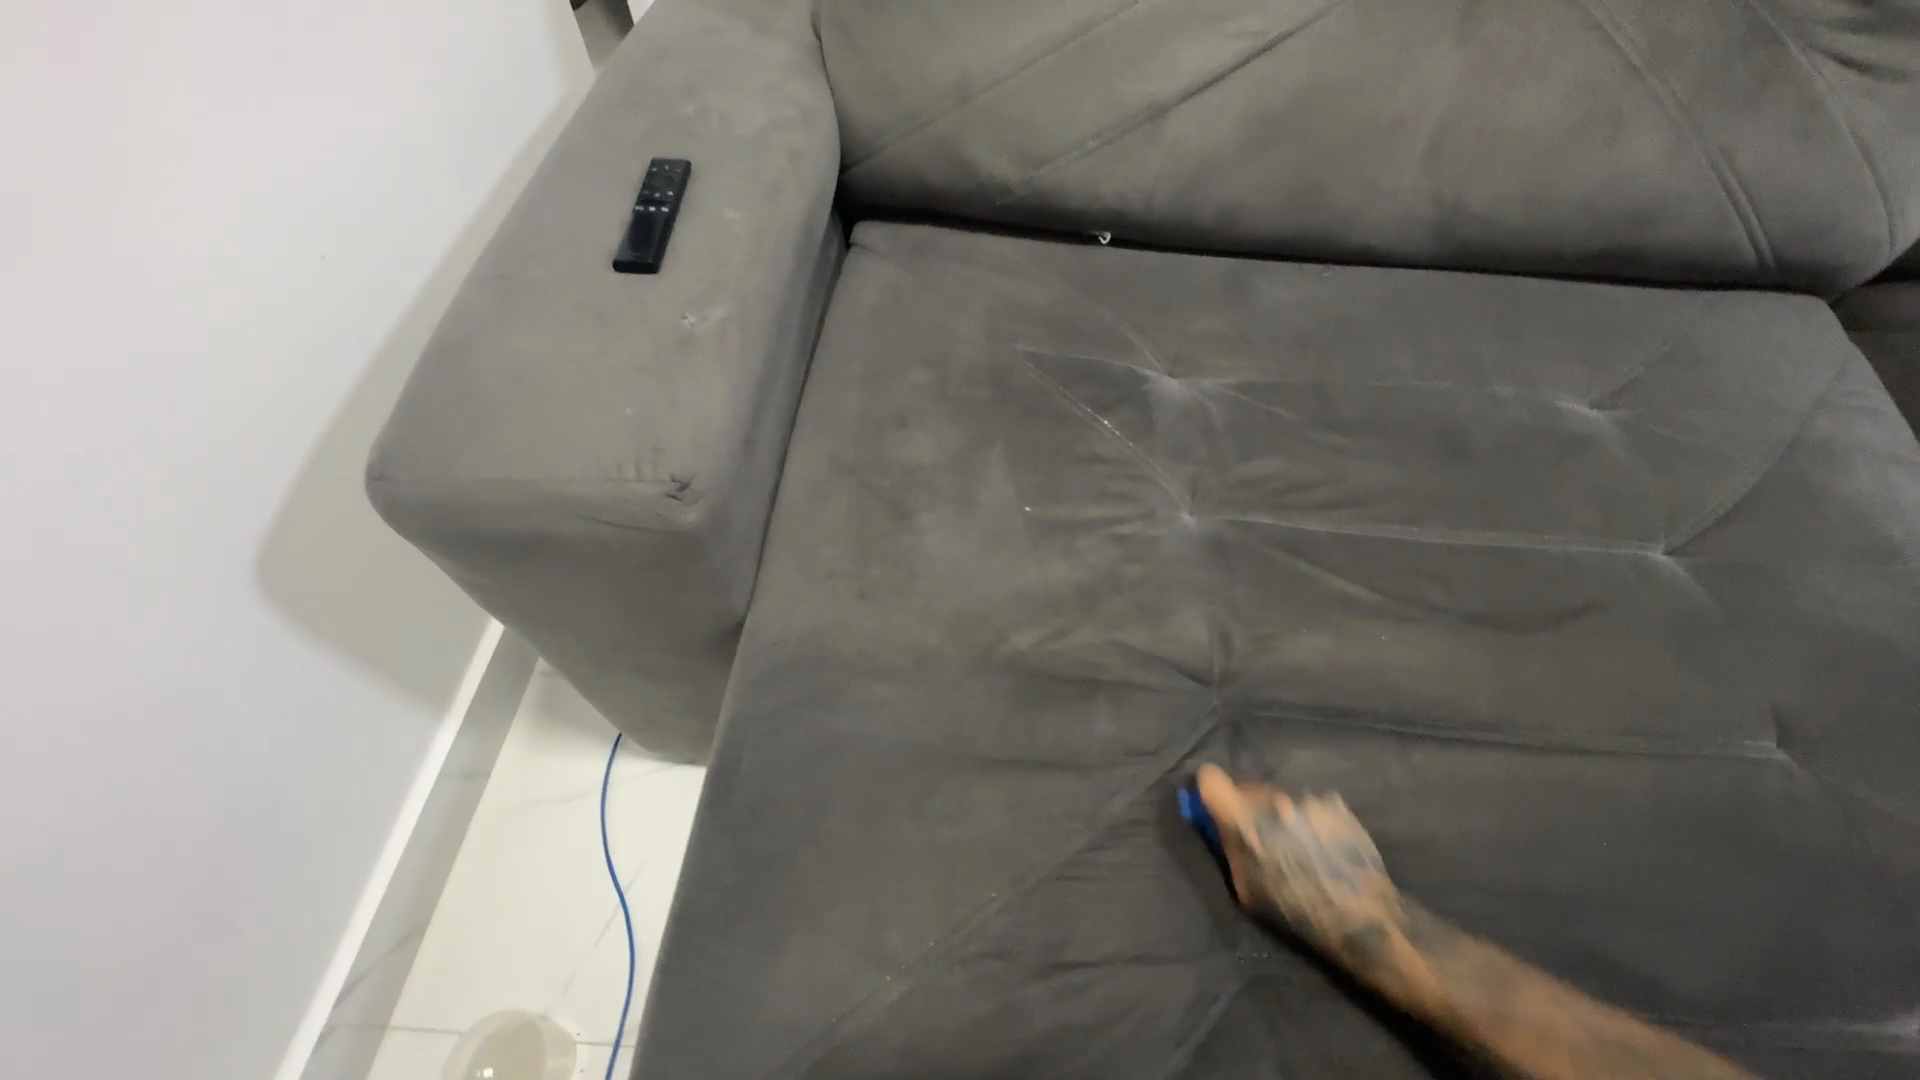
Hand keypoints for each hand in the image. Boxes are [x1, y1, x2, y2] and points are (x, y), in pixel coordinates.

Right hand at [1195, 764, 1405, 967]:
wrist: (1363, 920)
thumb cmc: (1294, 911)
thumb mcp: (1245, 888)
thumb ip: (1230, 848)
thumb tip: (1220, 825)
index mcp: (1244, 819)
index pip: (1211, 778)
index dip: (1210, 789)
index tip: (1215, 803)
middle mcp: (1274, 798)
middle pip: (1248, 787)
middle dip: (1249, 806)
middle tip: (1261, 835)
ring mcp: (1308, 798)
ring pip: (1281, 796)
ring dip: (1281, 813)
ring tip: (1298, 844)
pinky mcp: (1337, 804)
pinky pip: (1310, 804)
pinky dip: (1309, 819)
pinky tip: (1321, 845)